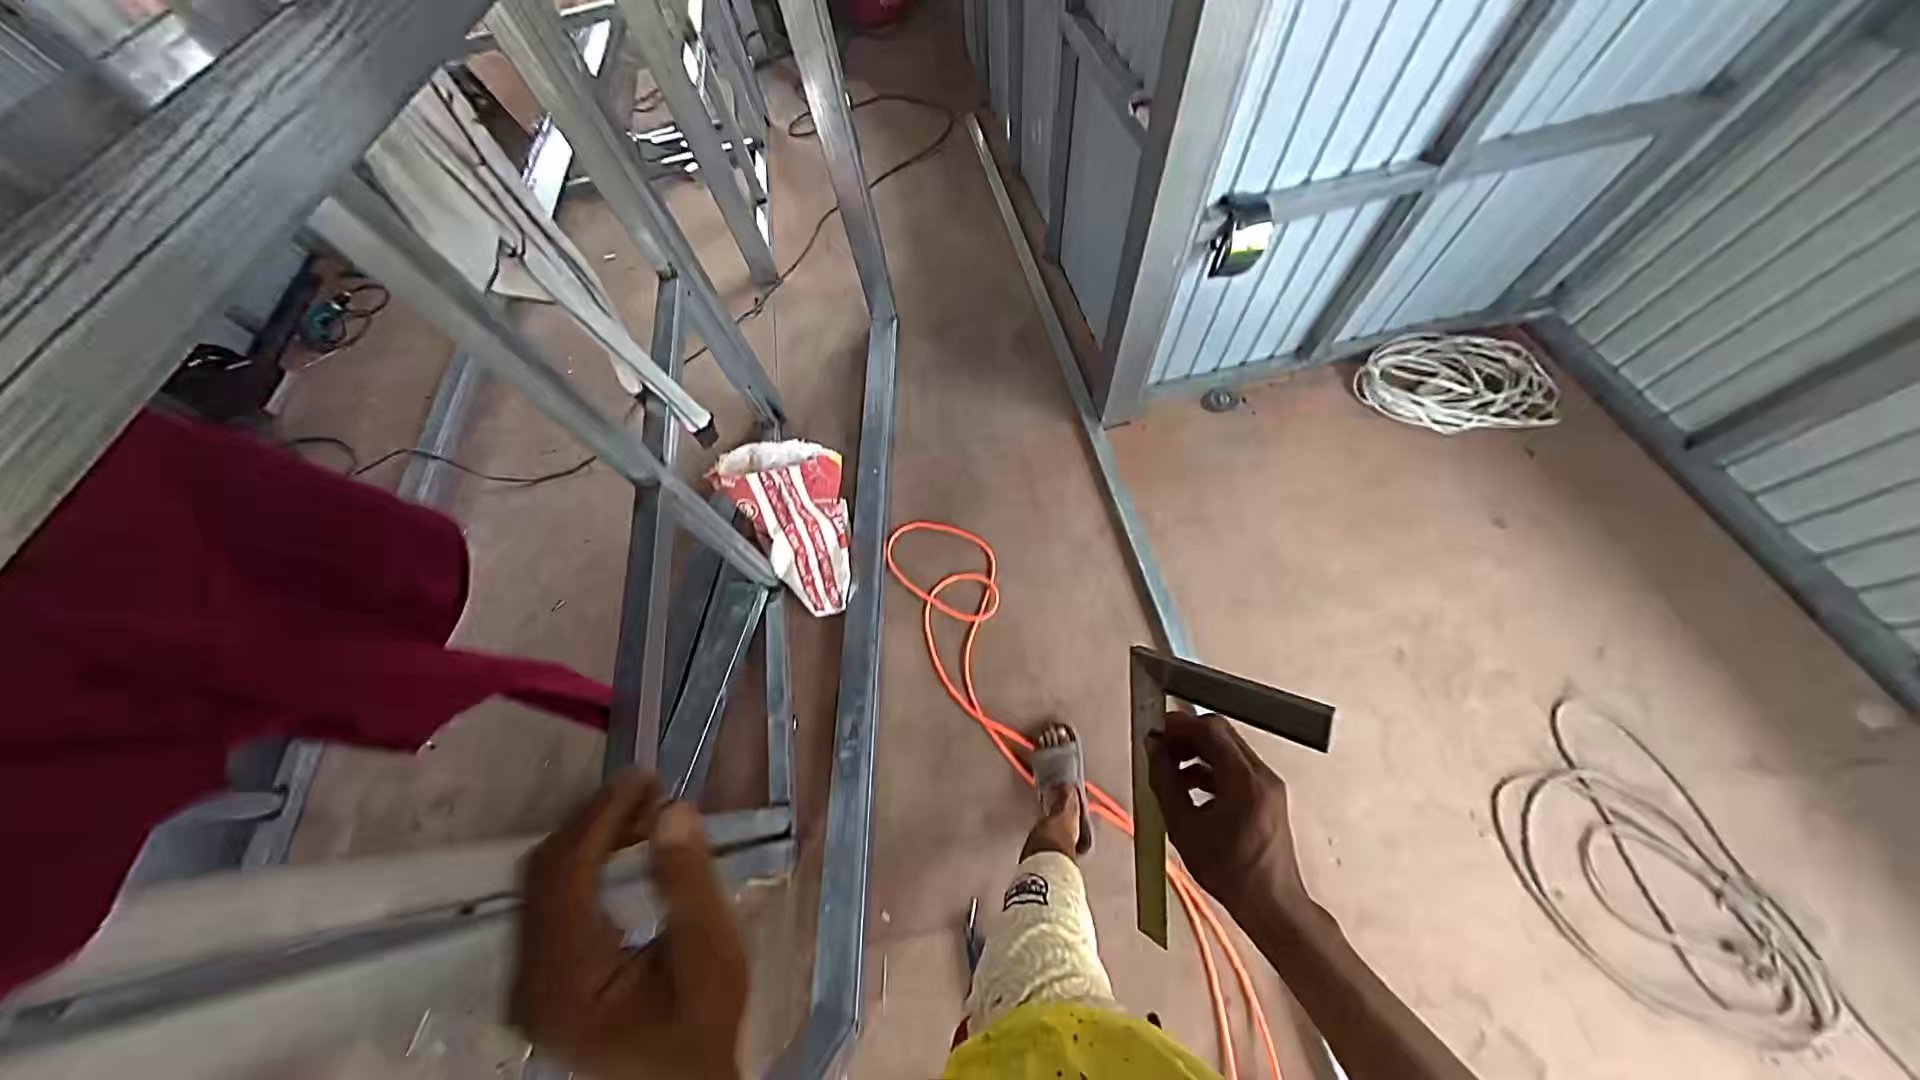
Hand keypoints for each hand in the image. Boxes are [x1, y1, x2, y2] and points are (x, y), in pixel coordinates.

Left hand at [510, 771, 746, 1079]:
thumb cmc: (702, 1022)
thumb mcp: (710, 951)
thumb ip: (689, 879)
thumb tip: (673, 809)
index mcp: (565, 981)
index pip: (566, 874)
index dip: (603, 816)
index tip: (645, 777)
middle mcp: (529, 983)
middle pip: (545, 873)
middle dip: (597, 819)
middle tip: (651, 787)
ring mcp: (528, 983)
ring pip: (543, 882)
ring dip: (592, 836)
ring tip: (645, 809)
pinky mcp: (541, 979)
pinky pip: (551, 900)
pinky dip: (587, 861)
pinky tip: (625, 846)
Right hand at [1147, 710, 1312, 919]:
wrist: (1271, 905)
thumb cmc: (1232, 874)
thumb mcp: (1184, 826)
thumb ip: (1165, 782)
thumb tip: (1154, 752)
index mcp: (1245, 780)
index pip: (1211, 730)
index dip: (1180, 724)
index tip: (1157, 730)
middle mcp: (1261, 776)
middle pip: (1220, 735)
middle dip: (1186, 737)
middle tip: (1160, 748)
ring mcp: (1267, 784)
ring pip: (1226, 749)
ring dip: (1196, 753)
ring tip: (1169, 771)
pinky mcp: (1266, 794)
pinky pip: (1234, 767)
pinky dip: (1209, 768)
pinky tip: (1188, 787)